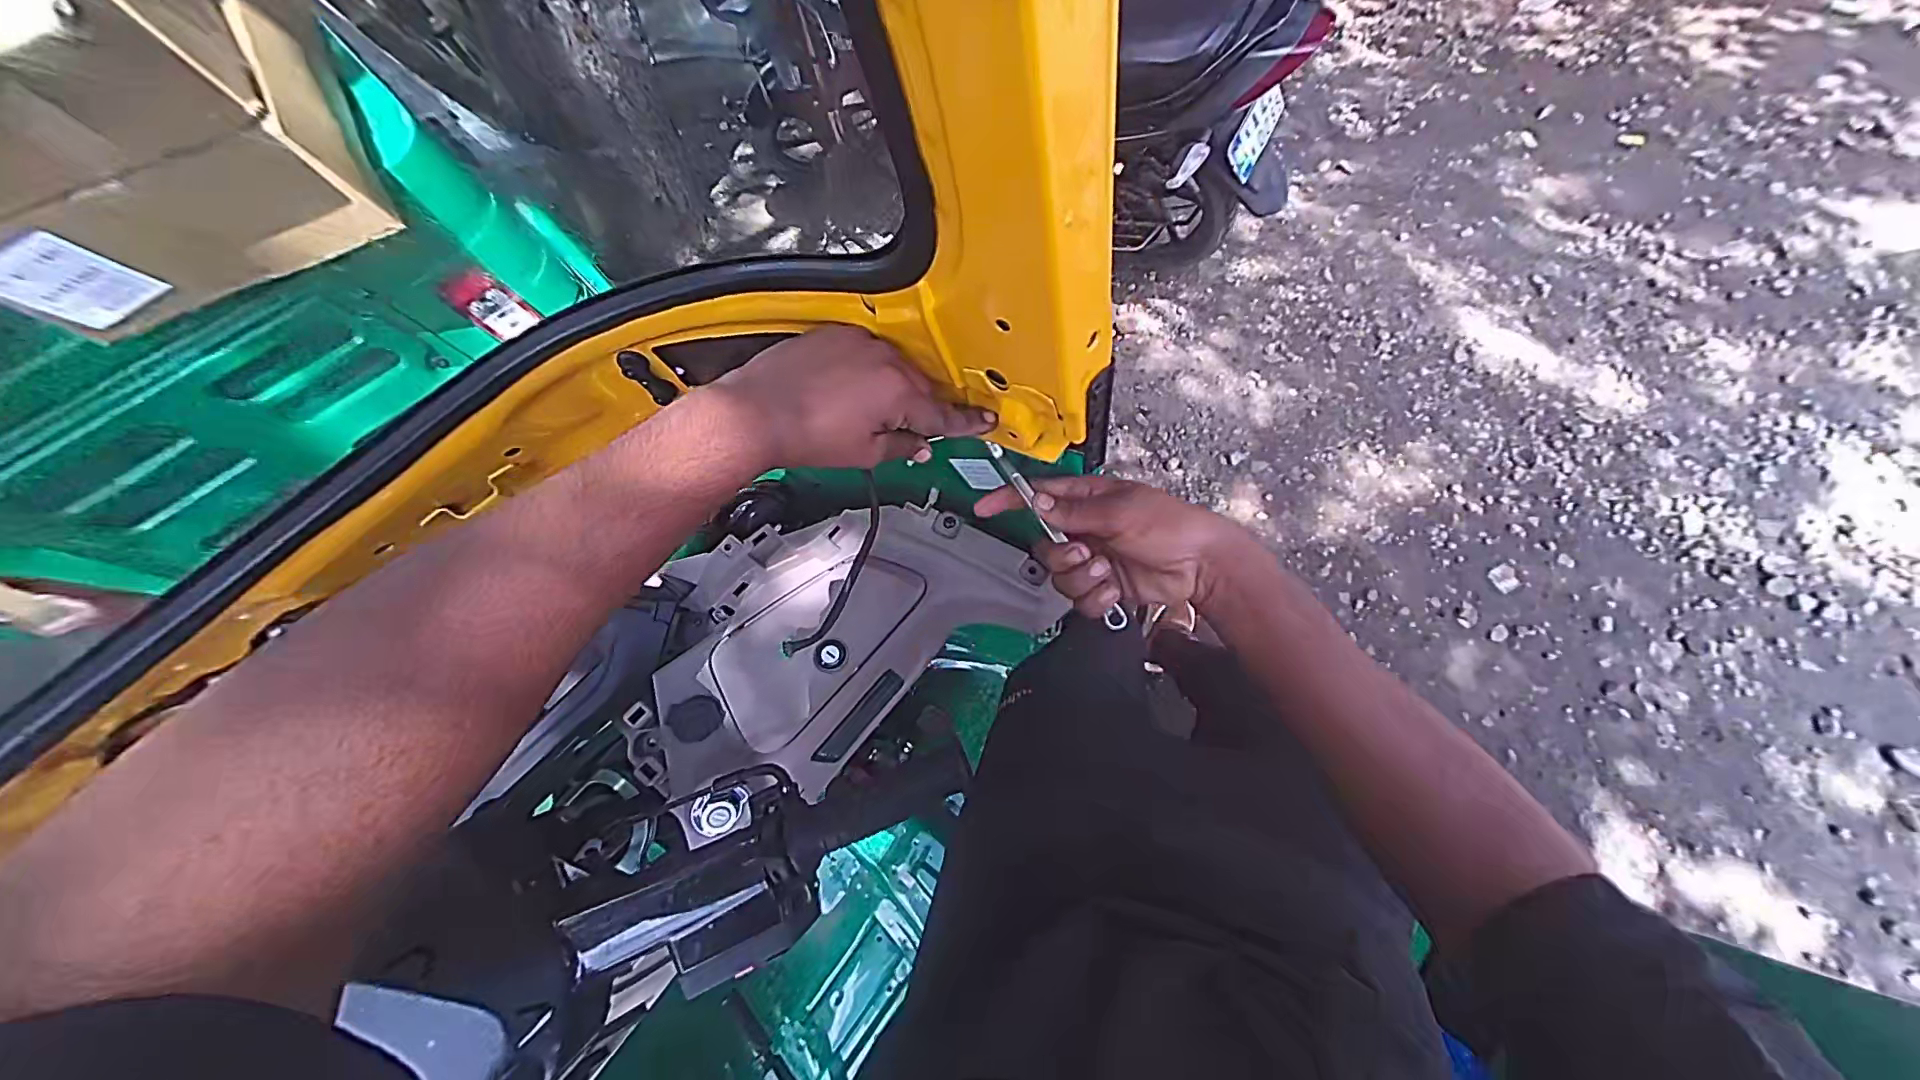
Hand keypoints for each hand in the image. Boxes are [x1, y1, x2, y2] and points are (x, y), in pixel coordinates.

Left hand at [711, 326, 994, 468]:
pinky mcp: (836, 334)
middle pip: (921, 387)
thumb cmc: (803, 435)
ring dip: (893, 388)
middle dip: (921, 408)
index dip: (966, 421)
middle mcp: (884, 360)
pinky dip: (868, 370)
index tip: (983, 420)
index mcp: (898, 392)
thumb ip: (901, 447)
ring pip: (896, 367)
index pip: (943, 413)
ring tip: (868, 411)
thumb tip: (917, 445)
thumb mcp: (863, 455)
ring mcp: (859, 343)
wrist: (755, 412)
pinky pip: (867, 352)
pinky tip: (849, 389)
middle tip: (911, 429)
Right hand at [974, 474, 1253, 618]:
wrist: (1201, 567)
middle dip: (1062, 556)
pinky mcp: (1103, 586)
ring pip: (1059, 576)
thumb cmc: (1171, 525)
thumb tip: (1037, 504)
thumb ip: (1074, 513)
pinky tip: (1115, 590)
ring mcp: (1093, 559)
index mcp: (1088, 500)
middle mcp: (1085, 530)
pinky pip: (1078, 599)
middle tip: (1086, 554)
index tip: (985, 507)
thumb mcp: (1121, 511)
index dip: (1010, 500)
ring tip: (1108, 572)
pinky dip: (1095, 598)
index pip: (1039, 497)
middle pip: (1044, 546)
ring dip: (1082, 579)